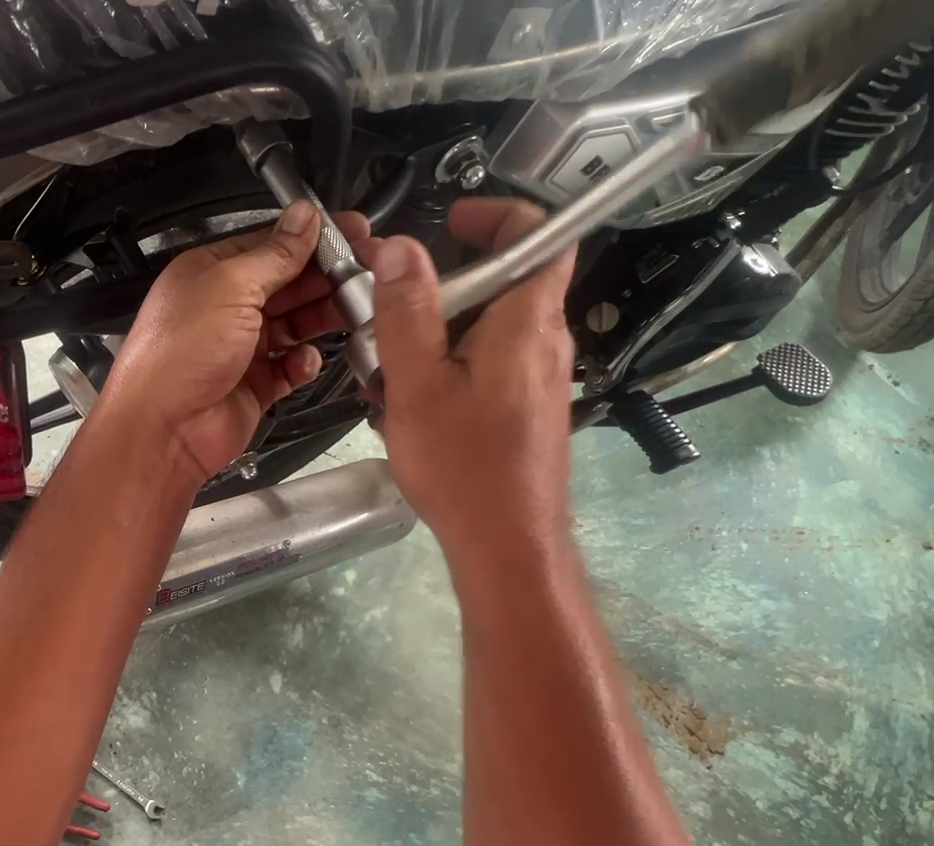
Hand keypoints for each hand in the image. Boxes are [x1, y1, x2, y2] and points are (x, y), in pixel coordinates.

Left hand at [97, 201, 369, 486]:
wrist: (162, 430)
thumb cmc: (181, 354)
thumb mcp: (231, 286)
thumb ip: (275, 254)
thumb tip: (304, 217)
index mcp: (211, 273)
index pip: (270, 245)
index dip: (313, 239)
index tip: (355, 233)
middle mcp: (223, 308)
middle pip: (287, 284)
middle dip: (326, 278)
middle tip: (366, 271)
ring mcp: (239, 350)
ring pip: (293, 326)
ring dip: (322, 318)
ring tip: (351, 311)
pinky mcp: (252, 388)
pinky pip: (289, 369)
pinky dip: (302, 364)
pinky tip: (306, 361)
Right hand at [358, 199, 577, 566]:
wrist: (506, 544)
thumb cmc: (464, 464)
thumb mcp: (418, 384)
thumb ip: (406, 312)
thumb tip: (397, 247)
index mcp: (528, 320)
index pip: (540, 234)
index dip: (498, 213)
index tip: (449, 223)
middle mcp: (545, 341)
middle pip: (498, 285)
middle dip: (437, 294)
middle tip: (388, 320)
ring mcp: (538, 379)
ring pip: (483, 332)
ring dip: (433, 341)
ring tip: (388, 377)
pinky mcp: (524, 410)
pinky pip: (484, 369)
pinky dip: (445, 373)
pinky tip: (408, 411)